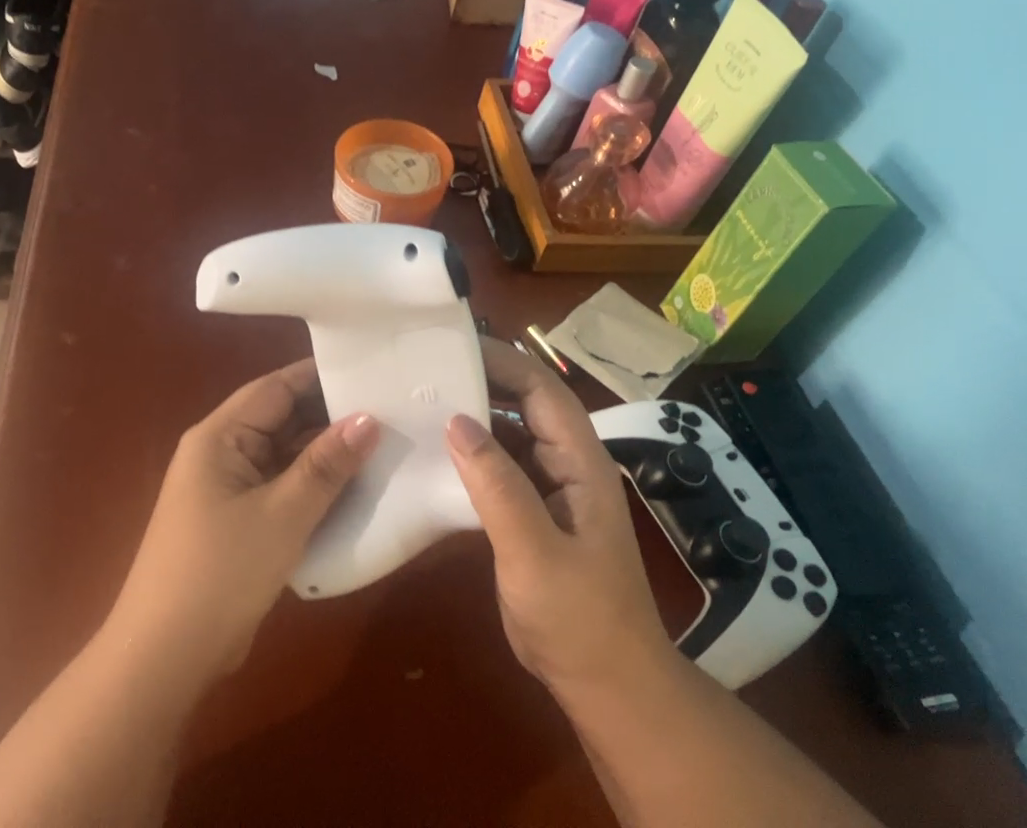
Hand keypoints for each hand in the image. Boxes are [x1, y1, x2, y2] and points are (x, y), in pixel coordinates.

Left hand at [105, 359, 381, 683]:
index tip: (377, 371)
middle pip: (282, 420)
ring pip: (286, 458)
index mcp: (219, 437)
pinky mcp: (241, 524)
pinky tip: (359, 491)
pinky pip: (284, 491)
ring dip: (329, 456)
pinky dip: (316, 489)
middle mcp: (221, 454)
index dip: (324, 377)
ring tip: (390, 445)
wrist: (168, 654)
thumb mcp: (281, 514)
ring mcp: (230, 491)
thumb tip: (369, 418)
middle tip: (397, 410)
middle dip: (334, 417)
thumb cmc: (220, 572)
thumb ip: (326, 465)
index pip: (276, 388)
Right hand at [447, 339, 672, 691]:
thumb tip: (457, 421)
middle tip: (424, 368)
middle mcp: (568, 467)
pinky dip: (470, 459)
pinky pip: (500, 473)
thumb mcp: (534, 551)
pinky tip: (432, 459)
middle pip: (526, 407)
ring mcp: (551, 493)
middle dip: (483, 382)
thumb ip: (497, 485)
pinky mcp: (533, 518)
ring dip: (473, 419)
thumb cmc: (580, 617)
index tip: (450, 345)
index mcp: (581, 464)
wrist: (606, 682)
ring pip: (511, 439)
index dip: (502, 362)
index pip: (542, 392)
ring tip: (420, 402)